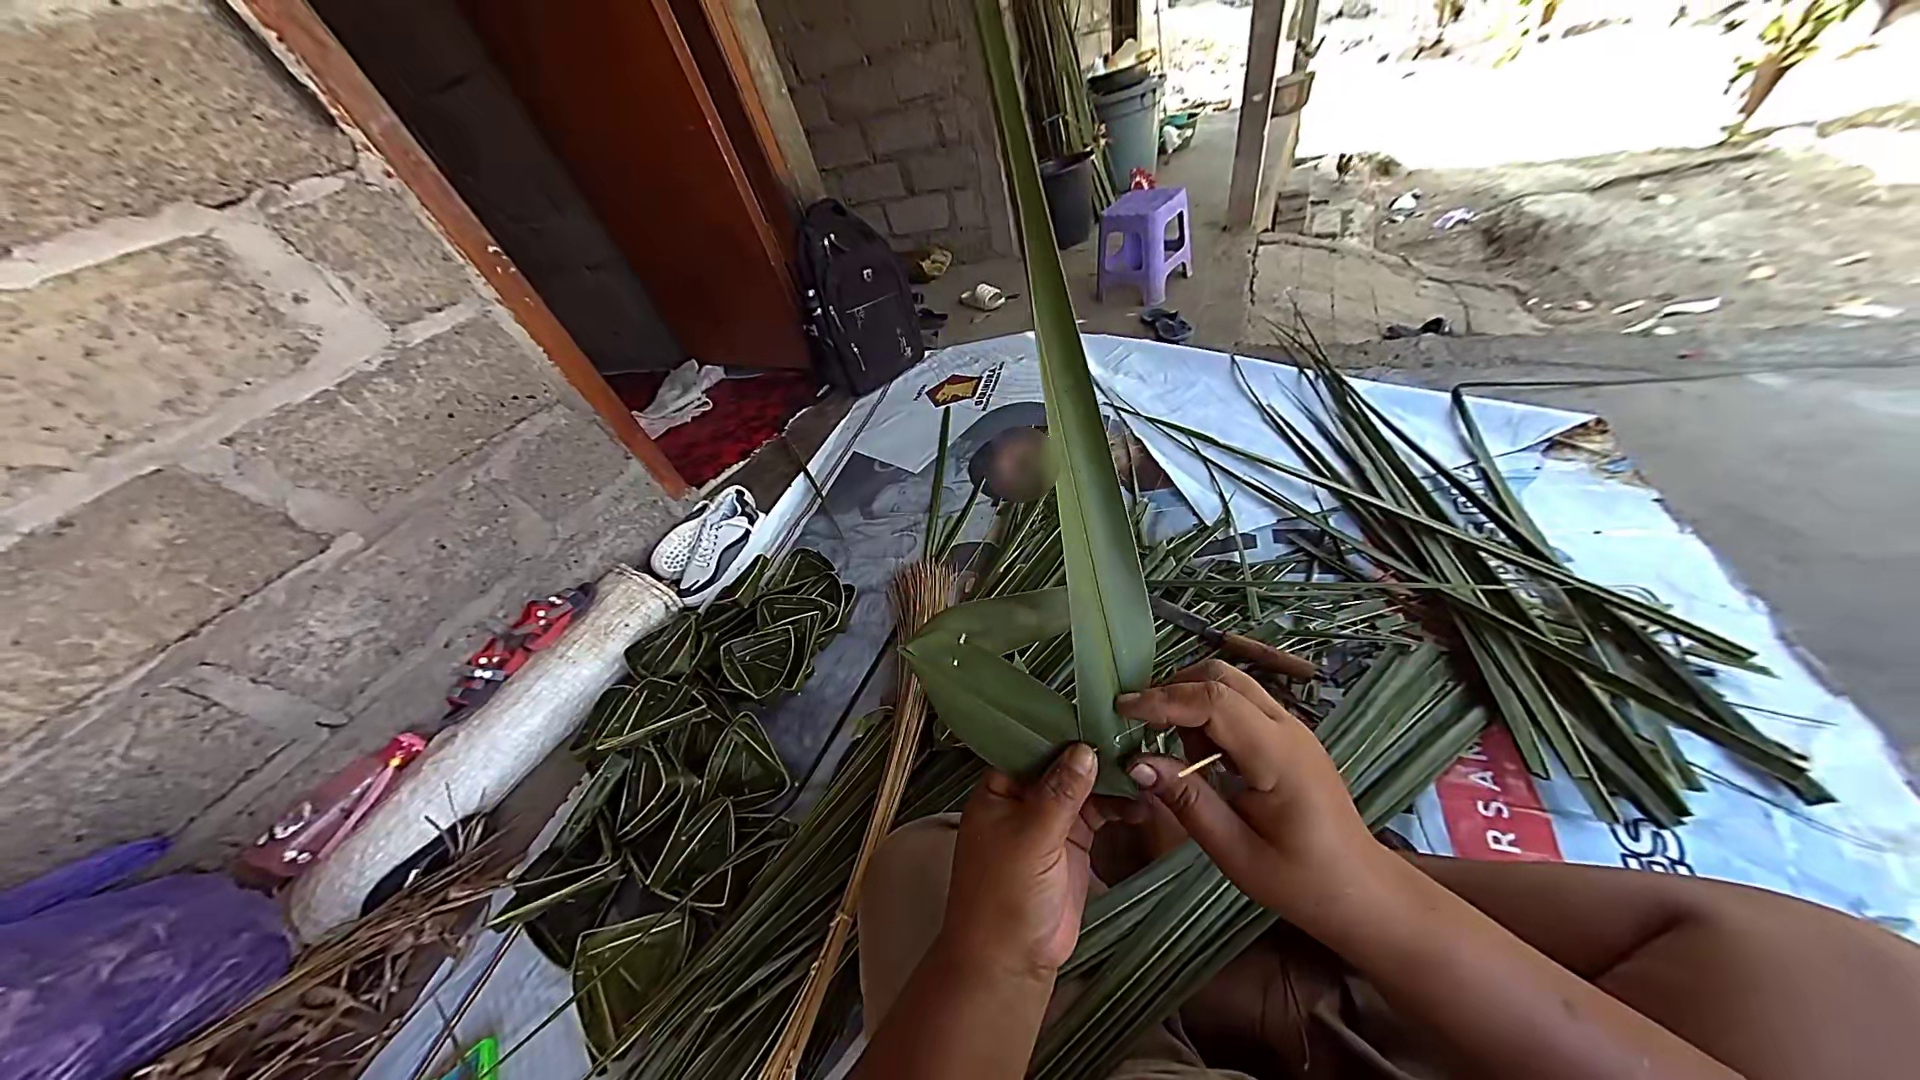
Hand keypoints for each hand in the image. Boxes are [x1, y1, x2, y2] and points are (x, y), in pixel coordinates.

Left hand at [938, 743, 1129, 978]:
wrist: (1011, 961)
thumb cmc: (1004, 894)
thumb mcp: (1031, 837)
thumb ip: (1060, 792)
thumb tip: (1085, 749)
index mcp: (1000, 786)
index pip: (1031, 745)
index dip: (1061, 730)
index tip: (1097, 711)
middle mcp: (1024, 796)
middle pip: (1062, 764)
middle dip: (1093, 754)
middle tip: (1131, 739)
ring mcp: (1049, 819)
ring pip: (1083, 787)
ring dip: (1111, 781)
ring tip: (1142, 770)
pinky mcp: (1072, 842)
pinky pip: (1098, 814)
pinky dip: (1118, 807)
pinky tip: (1140, 803)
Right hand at [1116, 659, 1378, 913]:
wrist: (1364, 893)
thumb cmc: (1302, 882)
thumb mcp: (1236, 853)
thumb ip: (1186, 800)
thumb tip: (1134, 761)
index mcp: (1279, 757)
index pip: (1213, 701)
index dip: (1163, 699)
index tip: (1122, 709)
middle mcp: (1287, 727)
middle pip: (1220, 676)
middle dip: (1172, 688)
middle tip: (1138, 720)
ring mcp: (1291, 726)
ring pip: (1230, 681)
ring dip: (1189, 696)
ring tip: (1169, 742)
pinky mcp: (1286, 733)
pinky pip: (1239, 700)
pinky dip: (1206, 709)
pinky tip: (1198, 750)